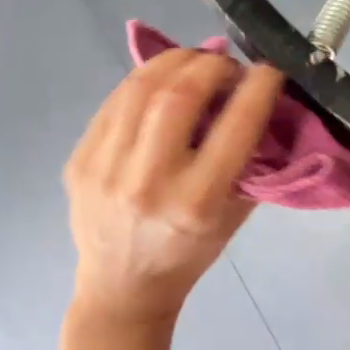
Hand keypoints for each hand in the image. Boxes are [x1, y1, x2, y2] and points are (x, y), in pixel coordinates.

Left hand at [62, 48, 283, 323]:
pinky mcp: (79, 161)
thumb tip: (258, 96)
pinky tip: (164, 79)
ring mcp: (105, 169)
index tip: (270, 69)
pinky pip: (115, 101)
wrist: (122, 289)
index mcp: (197, 201)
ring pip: (141, 87)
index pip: (236, 124)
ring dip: (177, 60)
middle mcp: (148, 182)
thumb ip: (251, 158)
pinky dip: (146, 79)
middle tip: (229, 62)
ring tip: (198, 61)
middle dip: (212, 65)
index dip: (258, 86)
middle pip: (180, 95)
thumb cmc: (192, 251)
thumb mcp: (236, 212)